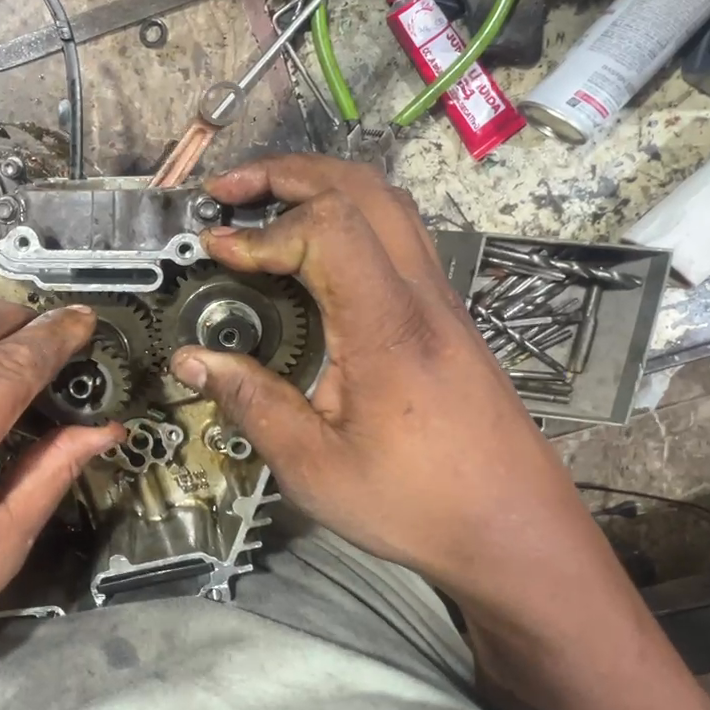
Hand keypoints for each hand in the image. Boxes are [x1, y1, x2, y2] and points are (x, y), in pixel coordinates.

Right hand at [169, 155, 588, 584]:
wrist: (519, 535)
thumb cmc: (416, 505)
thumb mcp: (313, 467)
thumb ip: (251, 403)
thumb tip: (191, 360)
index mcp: (387, 327)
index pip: (327, 229)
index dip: (262, 230)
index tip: (215, 254)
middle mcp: (420, 297)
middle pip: (362, 189)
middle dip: (287, 173)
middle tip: (225, 189)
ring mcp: (441, 302)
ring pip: (387, 203)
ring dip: (320, 186)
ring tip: (261, 203)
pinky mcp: (445, 318)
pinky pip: (397, 235)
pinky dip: (344, 217)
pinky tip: (307, 252)